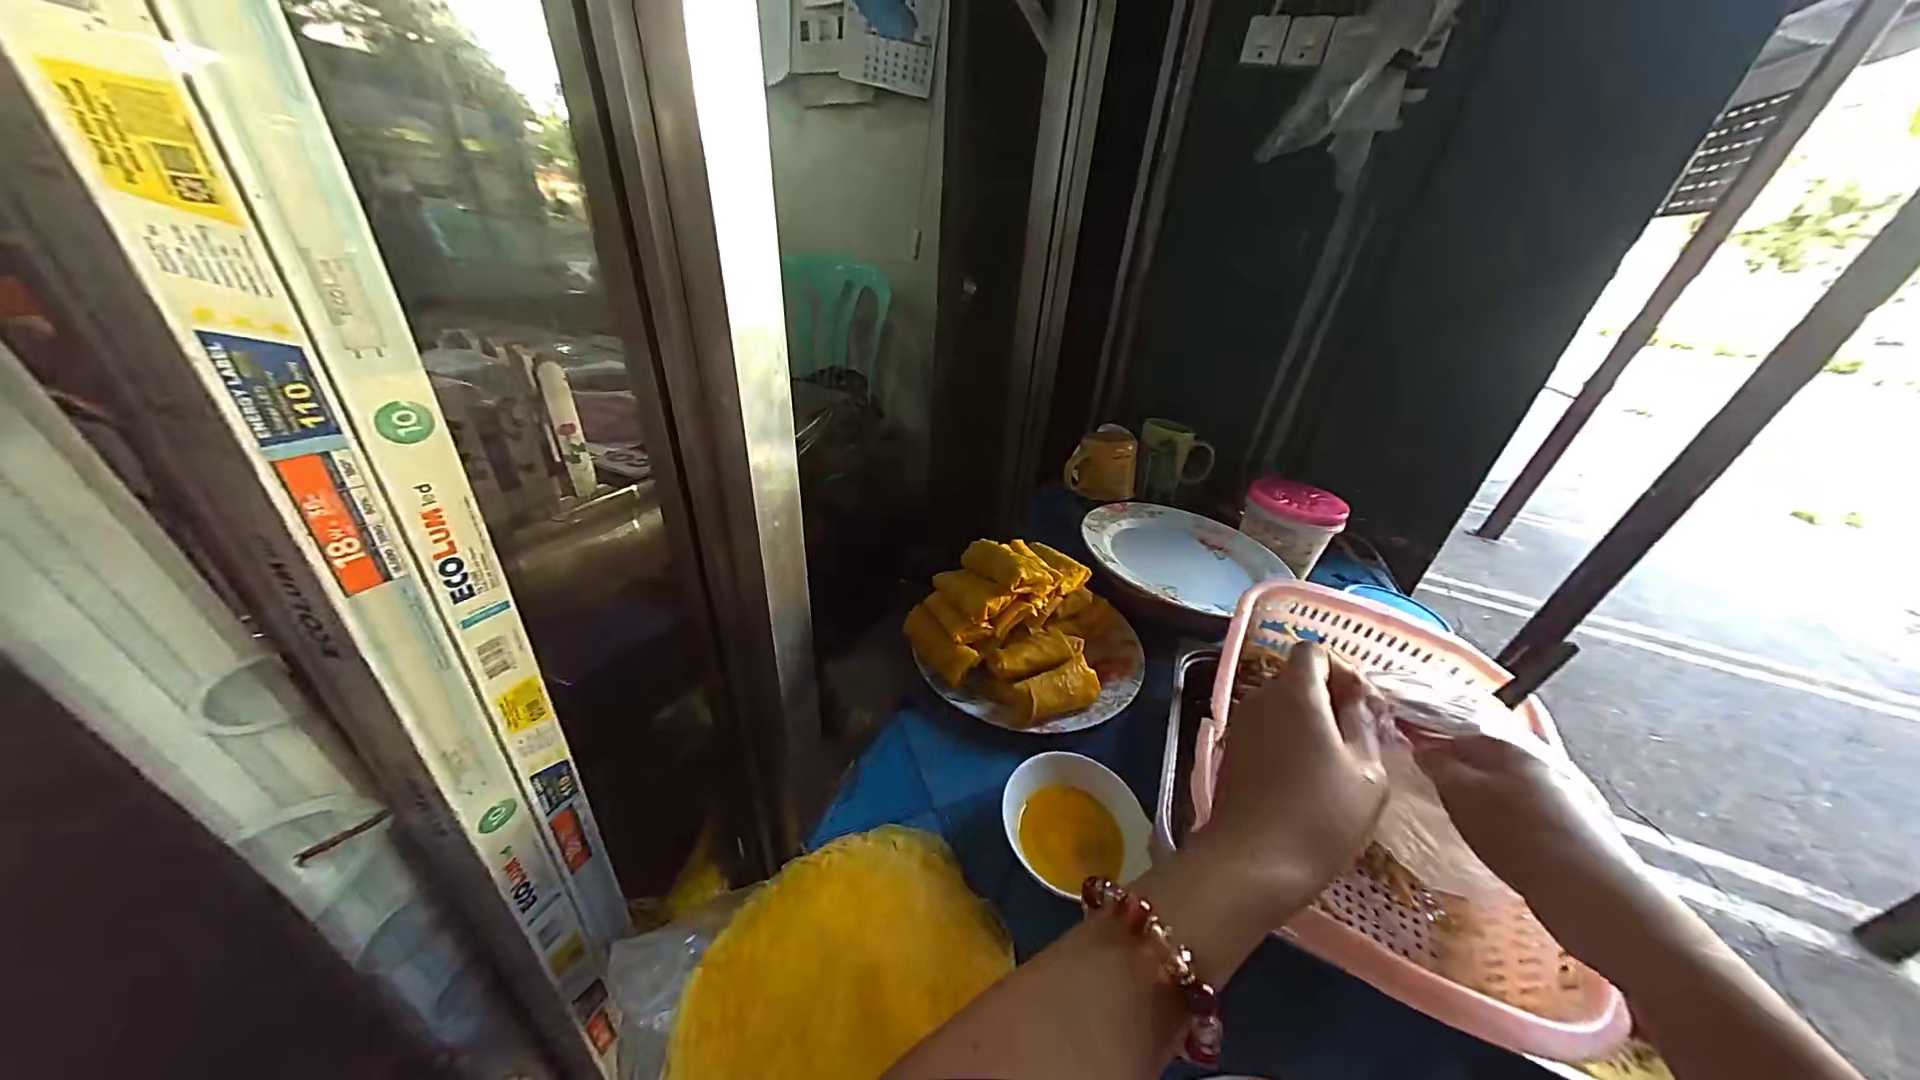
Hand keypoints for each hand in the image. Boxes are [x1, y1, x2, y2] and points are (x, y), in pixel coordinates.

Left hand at [1196, 643, 1388, 911]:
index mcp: (1293, 693)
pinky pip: (1266, 726)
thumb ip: (1363, 723)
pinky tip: (1309, 773)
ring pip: (1281, 703)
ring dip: (1310, 718)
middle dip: (1329, 695)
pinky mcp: (1233, 748)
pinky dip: (1289, 735)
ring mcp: (1241, 722)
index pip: (1312, 651)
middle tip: (1360, 735)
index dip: (1342, 669)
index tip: (1364, 705)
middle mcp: (1259, 697)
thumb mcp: (1366, 772)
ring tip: (1339, 759)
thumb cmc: (1322, 815)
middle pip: (1296, 676)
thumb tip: (1357, 698)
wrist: (1255, 858)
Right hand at [1411, 734, 1654, 963]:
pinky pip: (1512, 805)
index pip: (1450, 725)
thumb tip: (1420, 746)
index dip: (1419, 730)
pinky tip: (1480, 826)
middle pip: (1476, 752)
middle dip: (1446, 759)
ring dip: (1470, 786)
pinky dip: (1491, 809)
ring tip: (1443, 801)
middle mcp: (1533, 761)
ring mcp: (1553, 793)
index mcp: (1505, 744)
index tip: (1392, 738)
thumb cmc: (1516, 833)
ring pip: (1495, 779)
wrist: (1592, 894)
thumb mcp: (1459, 791)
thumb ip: (1434, 762)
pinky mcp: (1564, 826)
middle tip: (1414, 773)